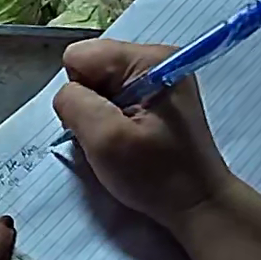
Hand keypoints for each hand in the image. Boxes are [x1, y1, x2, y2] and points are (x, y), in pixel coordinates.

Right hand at [52, 40, 236, 225]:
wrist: (195, 203)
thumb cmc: (154, 174)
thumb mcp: (105, 140)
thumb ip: (76, 105)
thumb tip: (65, 93)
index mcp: (147, 60)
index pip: (81, 56)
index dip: (78, 94)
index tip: (99, 124)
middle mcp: (155, 59)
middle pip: (91, 68)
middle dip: (89, 104)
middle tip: (109, 137)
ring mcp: (157, 78)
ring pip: (99, 86)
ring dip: (99, 116)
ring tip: (119, 142)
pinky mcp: (157, 98)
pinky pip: (113, 99)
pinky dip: (110, 122)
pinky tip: (127, 141)